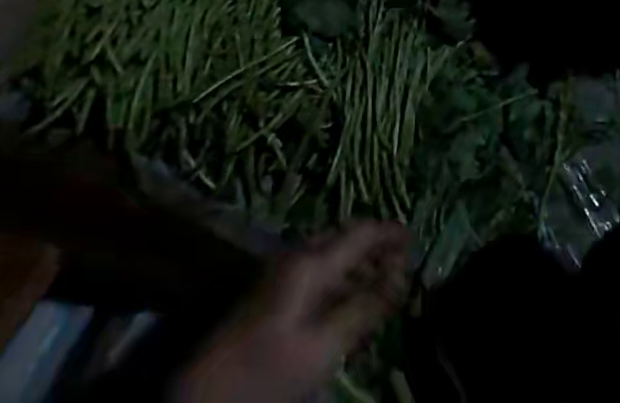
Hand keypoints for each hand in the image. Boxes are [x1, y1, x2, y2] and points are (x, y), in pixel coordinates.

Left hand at [175, 221, 411, 402]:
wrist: (203, 398)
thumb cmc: (267, 371)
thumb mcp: (324, 346)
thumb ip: (365, 308)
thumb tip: (403, 278)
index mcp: (309, 262)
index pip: (360, 232)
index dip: (390, 233)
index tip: (416, 239)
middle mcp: (296, 257)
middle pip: (344, 239)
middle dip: (376, 247)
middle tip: (404, 263)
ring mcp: (282, 275)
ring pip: (331, 257)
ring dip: (360, 265)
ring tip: (386, 285)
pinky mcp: (273, 296)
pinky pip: (318, 275)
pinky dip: (342, 281)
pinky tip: (353, 304)